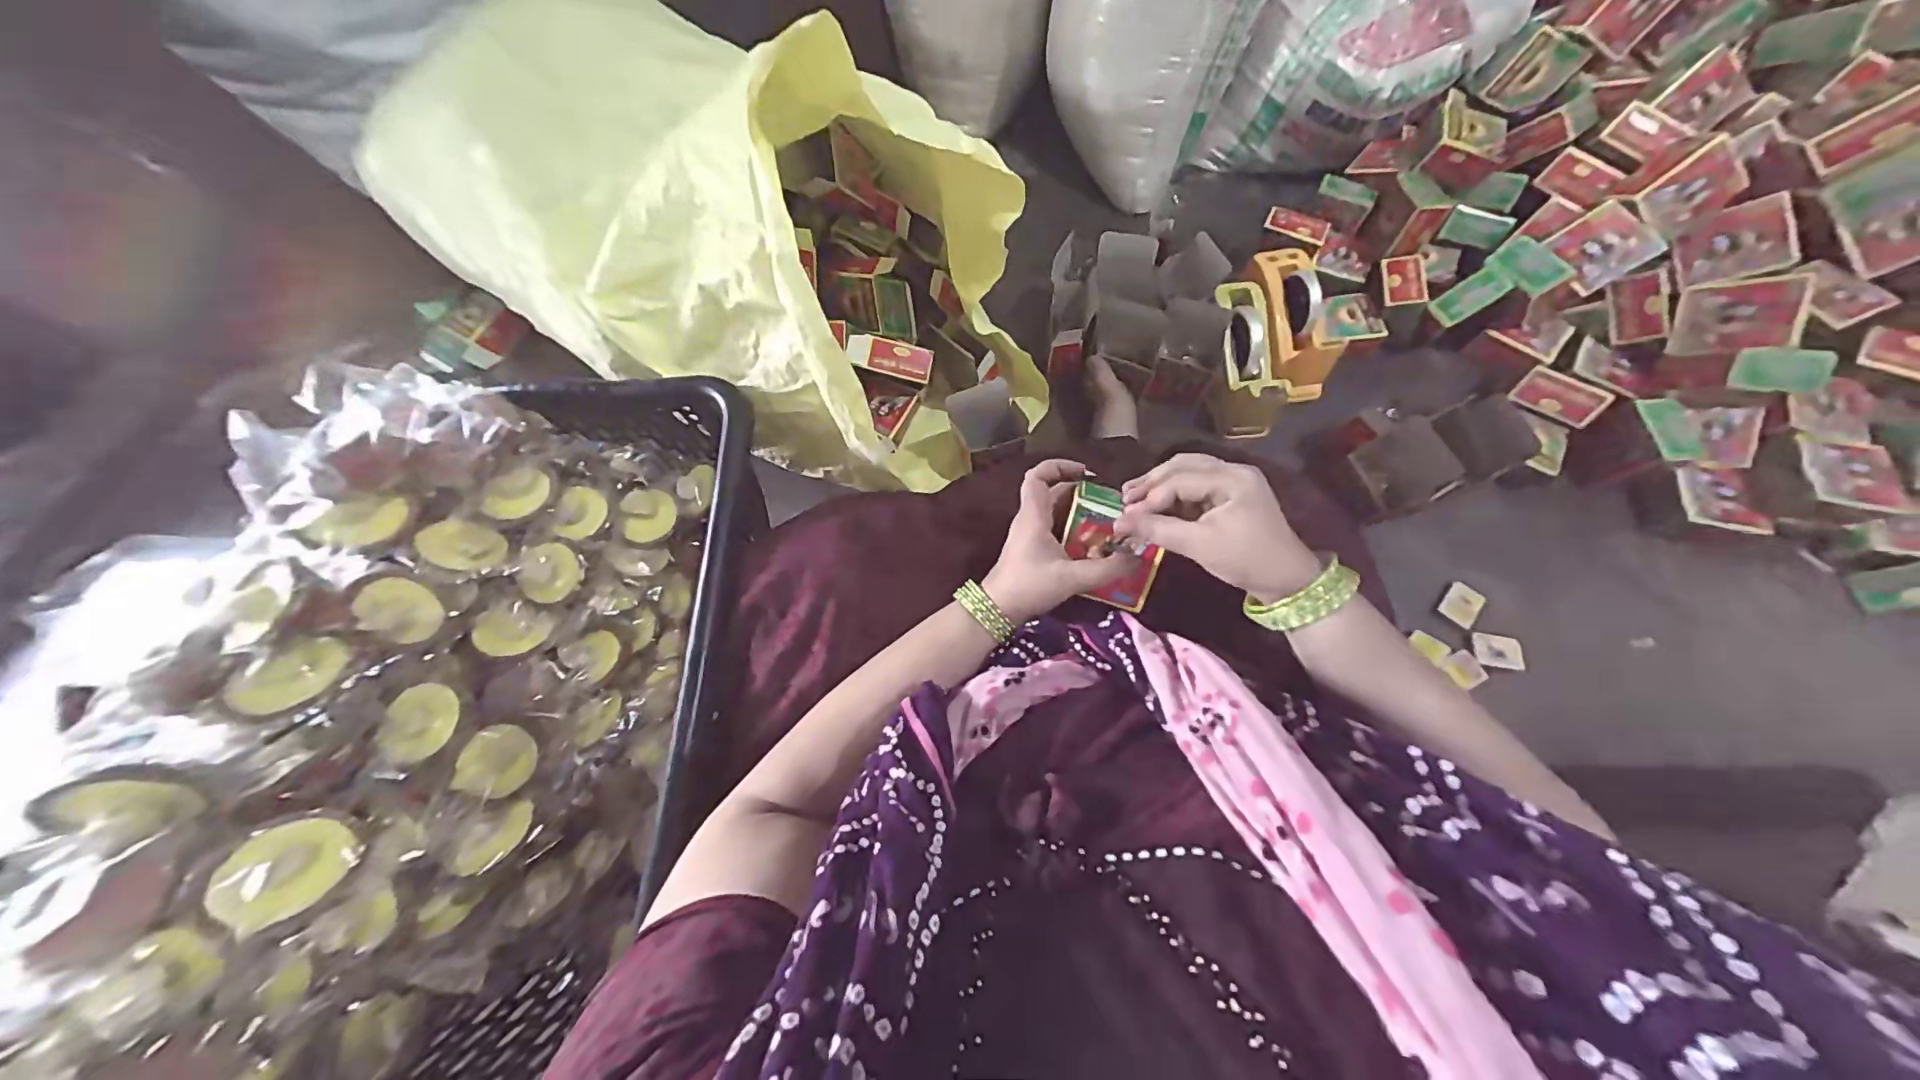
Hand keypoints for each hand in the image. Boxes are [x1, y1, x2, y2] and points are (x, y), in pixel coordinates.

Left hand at [981, 460, 1136, 623]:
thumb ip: (1107, 569)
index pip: (1038, 476)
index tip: (1086, 473)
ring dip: (1077, 511)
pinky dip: (1071, 529)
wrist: (997, 610)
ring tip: (1105, 521)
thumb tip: (1137, 558)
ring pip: (1053, 511)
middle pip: (1051, 492)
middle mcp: (1029, 519)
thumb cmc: (1028, 586)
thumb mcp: (1071, 578)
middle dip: (1079, 491)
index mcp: (1033, 515)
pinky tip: (1090, 544)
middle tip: (1107, 502)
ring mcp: (1028, 534)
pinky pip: (1052, 528)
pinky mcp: (1030, 549)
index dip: (1060, 466)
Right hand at [1114, 454, 1320, 603]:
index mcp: (1232, 479)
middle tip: (1125, 499)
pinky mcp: (1233, 494)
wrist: (1287, 579)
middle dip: (1152, 482)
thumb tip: (1119, 522)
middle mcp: (1234, 471)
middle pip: (1183, 465)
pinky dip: (1175, 492)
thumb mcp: (1199, 546)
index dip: (1149, 498)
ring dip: (1161, 484)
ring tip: (1135, 498)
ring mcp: (1235, 481)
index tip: (1124, 516)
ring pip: (1189, 471)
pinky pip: (1197, 484)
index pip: (1179, 480)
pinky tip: (1158, 505)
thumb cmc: (1245, 560)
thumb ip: (1158, 529)